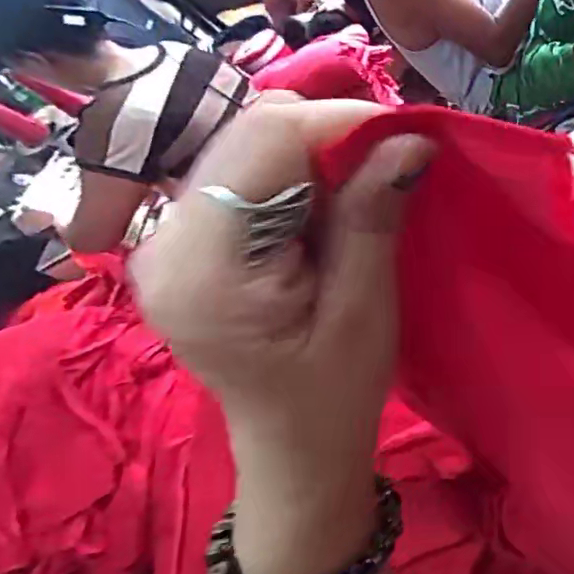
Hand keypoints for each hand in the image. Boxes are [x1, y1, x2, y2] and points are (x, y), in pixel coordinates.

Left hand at [132, 97, 435, 499]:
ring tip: (358, 194)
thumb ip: (372, 216)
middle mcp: (164, 242)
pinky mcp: (183, 243)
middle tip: (387, 166)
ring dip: (312, 156)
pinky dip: (292, 176)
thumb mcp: (365, 309)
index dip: (338, 123)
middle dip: (326, 137)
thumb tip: (408, 137)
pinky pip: (240, 175)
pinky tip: (322, 212)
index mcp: (204, 268)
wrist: (294, 450)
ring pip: (243, 147)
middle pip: (245, 135)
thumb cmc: (335, 396)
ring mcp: (165, 240)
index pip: (262, 140)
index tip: (403, 137)